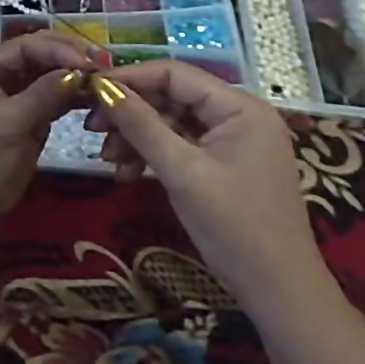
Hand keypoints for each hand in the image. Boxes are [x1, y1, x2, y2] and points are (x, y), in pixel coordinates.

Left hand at [0, 30, 102, 220]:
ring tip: (107, 81)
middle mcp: (1, 75)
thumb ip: (43, 94)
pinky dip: (77, 96)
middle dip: (71, 58)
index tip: (90, 63)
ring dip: (78, 76)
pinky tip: (98, 97)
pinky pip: (58, 97)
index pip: (26, 46)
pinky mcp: (34, 115)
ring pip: (53, 75)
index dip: (58, 50)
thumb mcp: (11, 122)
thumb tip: (80, 72)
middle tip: (105, 65)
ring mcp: (19, 95)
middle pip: (41, 55)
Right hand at [84, 60, 328, 304]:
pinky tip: (126, 173)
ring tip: (106, 158)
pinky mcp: (221, 161)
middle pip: (169, 96)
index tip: (88, 91)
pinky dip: (149, 154)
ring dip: (134, 136)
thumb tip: (102, 87)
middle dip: (128, 111)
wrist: (277, 290)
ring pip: (168, 121)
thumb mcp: (180, 171)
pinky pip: (177, 144)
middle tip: (90, 128)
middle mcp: (238, 115)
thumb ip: (140, 124)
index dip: (129, 78)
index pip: (174, 73)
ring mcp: (230, 139)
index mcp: (241, 108)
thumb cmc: (234, 226)